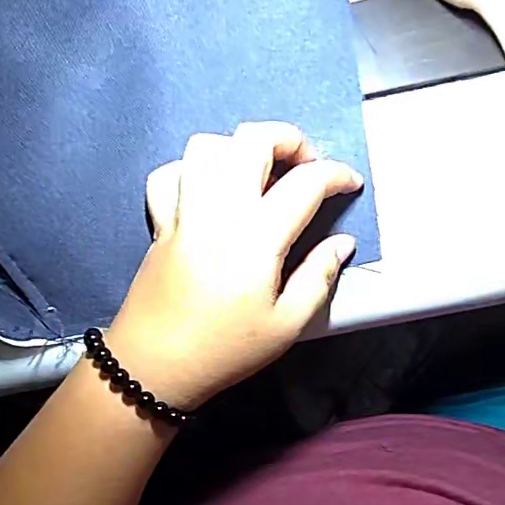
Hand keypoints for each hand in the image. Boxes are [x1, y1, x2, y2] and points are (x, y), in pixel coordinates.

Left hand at [98, 123, 363, 410]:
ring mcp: (185, 210)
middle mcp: (220, 209)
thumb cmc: (226, 349)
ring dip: (240, 146)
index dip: (336, 174)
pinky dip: (194, 170)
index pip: (305, 182)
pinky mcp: (160, 221)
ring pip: (208, 145)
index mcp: (258, 235)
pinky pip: (171, 173)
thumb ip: (319, 277)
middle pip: (252, 140)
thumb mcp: (287, 324)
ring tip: (260, 171)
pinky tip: (211, 189)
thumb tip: (342, 243)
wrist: (154, 366)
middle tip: (307, 164)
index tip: (350, 184)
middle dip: (289, 138)